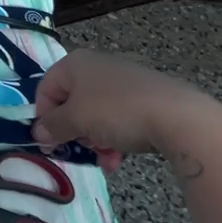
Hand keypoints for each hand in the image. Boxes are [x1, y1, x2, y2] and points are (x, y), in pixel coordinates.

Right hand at [33, 50, 220, 172]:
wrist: (183, 119)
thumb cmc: (117, 112)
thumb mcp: (77, 121)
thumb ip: (53, 126)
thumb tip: (38, 133)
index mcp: (74, 63)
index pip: (47, 89)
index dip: (45, 117)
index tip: (52, 142)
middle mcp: (98, 65)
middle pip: (75, 102)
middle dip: (77, 131)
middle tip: (85, 151)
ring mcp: (128, 79)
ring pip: (100, 112)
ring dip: (99, 138)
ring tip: (109, 160)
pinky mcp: (153, 95)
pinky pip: (125, 115)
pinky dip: (120, 134)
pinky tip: (126, 154)